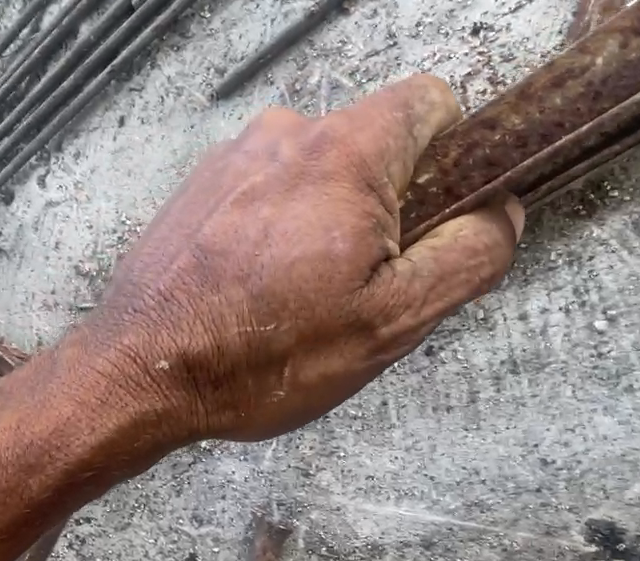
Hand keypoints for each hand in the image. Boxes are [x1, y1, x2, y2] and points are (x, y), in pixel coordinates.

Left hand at [72, 74, 522, 442]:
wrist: (138, 376)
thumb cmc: (256, 358)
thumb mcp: (389, 323)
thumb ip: (466, 256)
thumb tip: (501, 215)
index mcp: (346, 150)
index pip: (434, 106)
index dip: (449, 167)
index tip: (426, 228)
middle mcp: (283, 135)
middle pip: (369, 149)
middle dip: (378, 212)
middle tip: (349, 292)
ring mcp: (229, 162)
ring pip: (310, 179)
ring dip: (318, 231)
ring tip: (288, 305)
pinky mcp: (193, 194)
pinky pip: (257, 200)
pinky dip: (267, 239)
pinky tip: (247, 298)